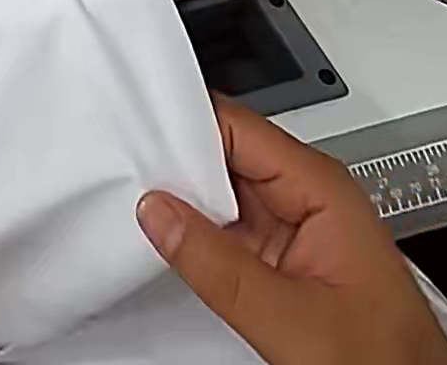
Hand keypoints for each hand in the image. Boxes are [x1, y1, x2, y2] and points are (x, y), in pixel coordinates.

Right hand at [136, 99, 446, 364]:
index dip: (183, 122)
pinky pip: (217, 215)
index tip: (138, 129)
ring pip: (214, 182)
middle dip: (173, 157)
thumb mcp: (297, 323)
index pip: (234, 124)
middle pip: (219, 147)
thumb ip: (220, 267)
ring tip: (139, 198)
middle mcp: (301, 189)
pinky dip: (188, 220)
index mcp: (318, 184)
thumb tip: (157, 210)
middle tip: (128, 167)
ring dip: (178, 191)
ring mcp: (284, 218)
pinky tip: (165, 228)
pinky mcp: (271, 247)